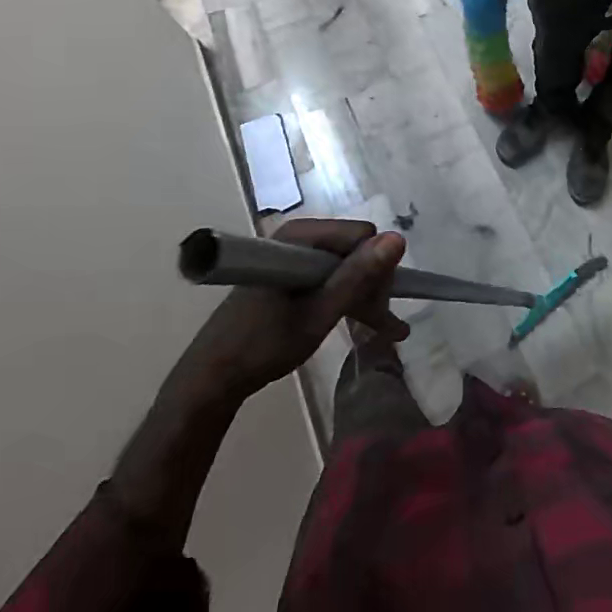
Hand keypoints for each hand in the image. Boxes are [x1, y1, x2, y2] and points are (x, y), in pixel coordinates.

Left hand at [184, 219, 409, 404]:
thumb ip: (358, 276)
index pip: (362, 236)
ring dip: (365, 295)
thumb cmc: (265, 344)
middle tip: (385, 325)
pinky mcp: (290, 271)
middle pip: (355, 249)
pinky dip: (346, 296)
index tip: (380, 305)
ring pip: (346, 264)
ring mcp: (293, 254)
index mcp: (300, 237)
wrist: (214, 375)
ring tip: (388, 329)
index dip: (377, 268)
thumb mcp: (320, 314)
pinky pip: (330, 274)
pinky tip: (367, 322)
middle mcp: (298, 236)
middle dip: (373, 285)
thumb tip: (397, 239)